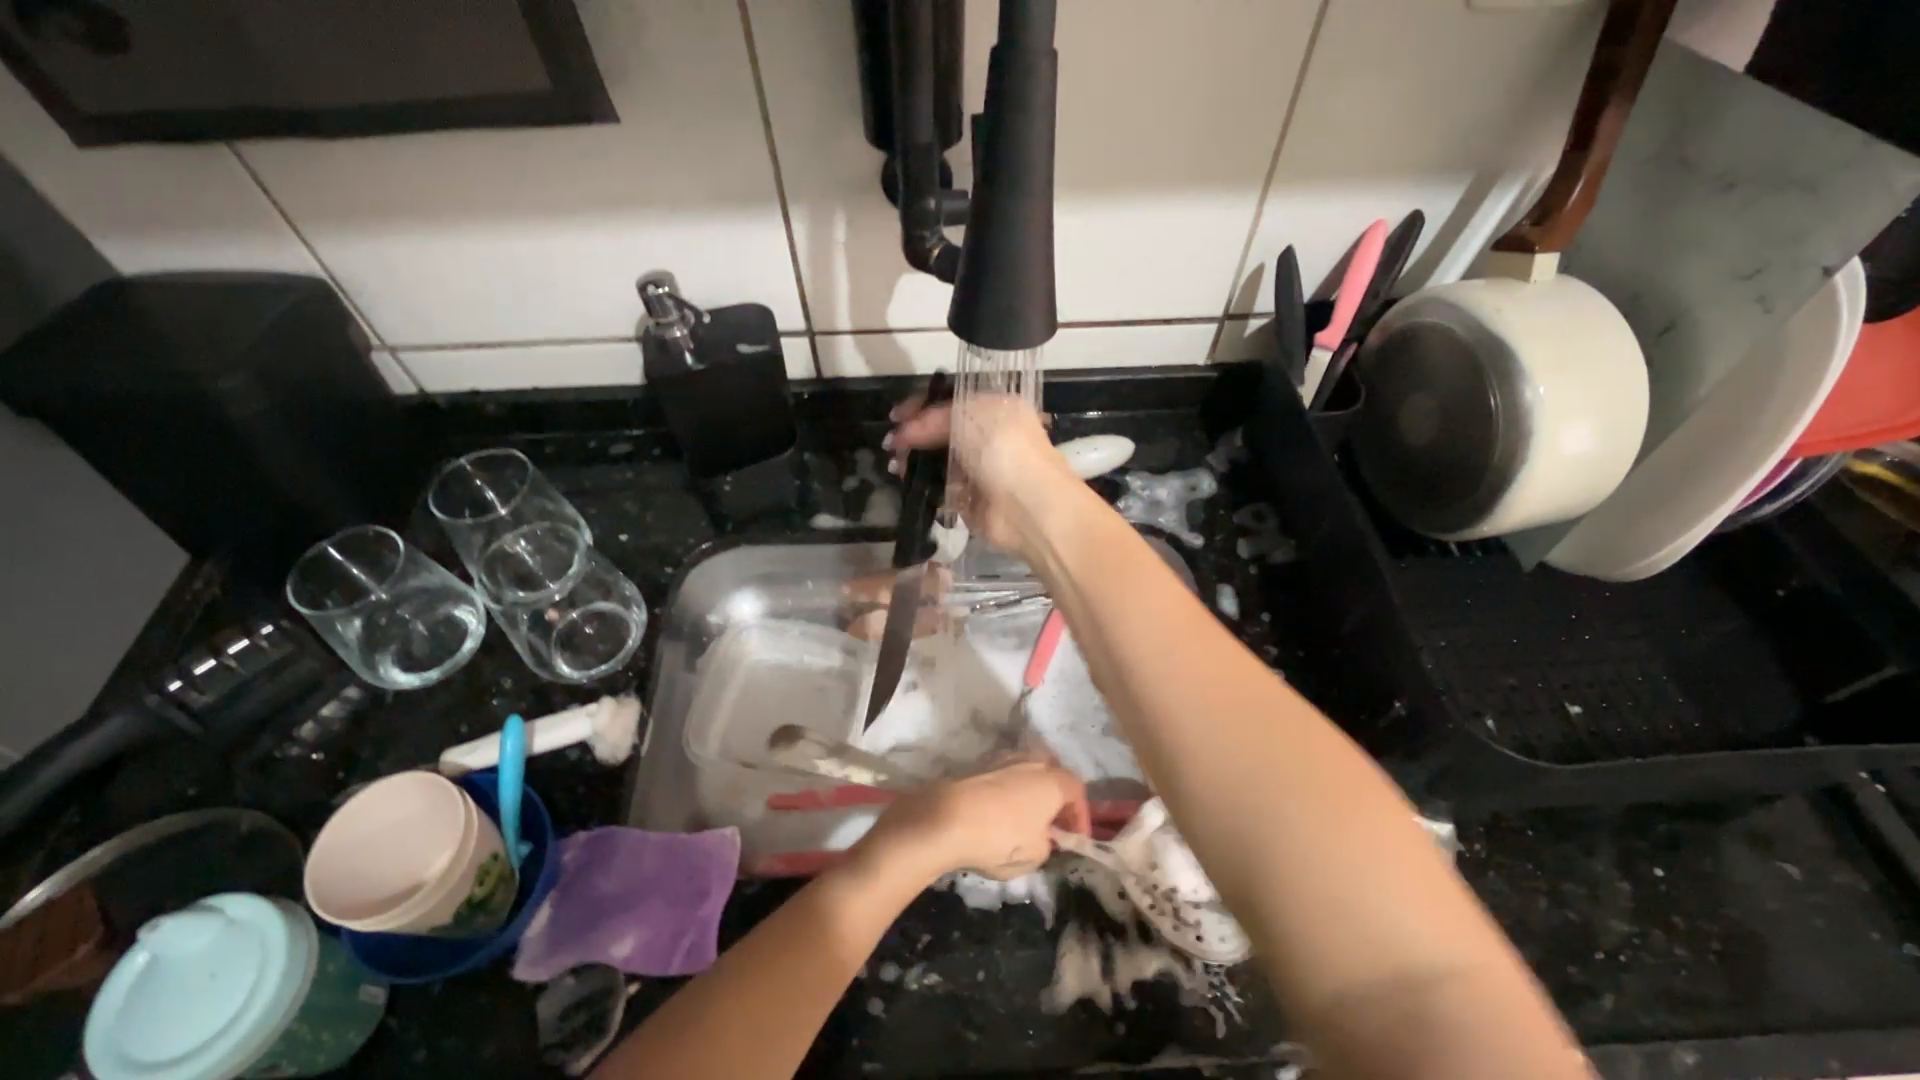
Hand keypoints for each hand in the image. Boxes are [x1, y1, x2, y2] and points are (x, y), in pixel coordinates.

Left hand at [858, 762, 1087, 882]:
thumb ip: (1046, 844)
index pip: (1077, 792)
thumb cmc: (999, 838)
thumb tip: (1041, 837)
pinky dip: (1005, 793)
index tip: (1073, 841)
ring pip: (1024, 772)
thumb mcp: (1033, 856)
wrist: (942, 819)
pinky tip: (996, 814)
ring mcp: (1001, 758)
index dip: (1079, 818)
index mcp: (1053, 781)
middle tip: (1050, 825)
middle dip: (1054, 799)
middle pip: (1051, 775)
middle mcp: (1030, 761)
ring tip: (1022, 820)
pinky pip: (1001, 777)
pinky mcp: (975, 764)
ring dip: (1028, 793)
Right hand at [885, 392, 1078, 556]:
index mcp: (995, 409)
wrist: (1028, 503)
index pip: (950, 402)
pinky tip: (909, 484)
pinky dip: (925, 487)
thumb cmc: (1002, 448)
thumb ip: (932, 419)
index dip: (920, 407)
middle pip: (941, 432)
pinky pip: (941, 489)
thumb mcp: (967, 416)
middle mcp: (988, 436)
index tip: (895, 416)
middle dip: (914, 436)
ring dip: (915, 462)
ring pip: (938, 461)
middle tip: (891, 446)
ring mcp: (979, 470)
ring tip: (897, 466)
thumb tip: (903, 432)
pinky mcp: (970, 500)